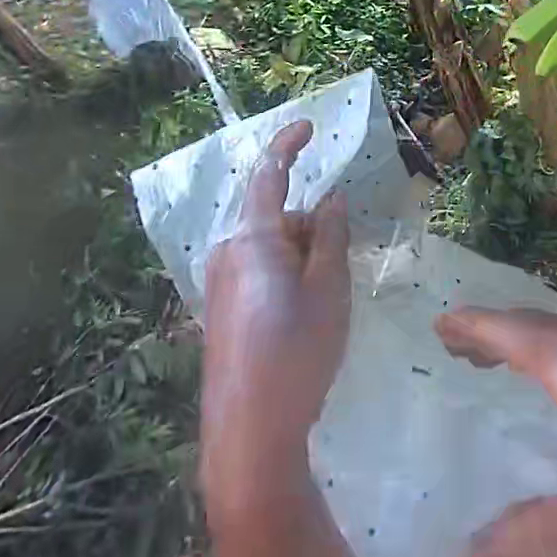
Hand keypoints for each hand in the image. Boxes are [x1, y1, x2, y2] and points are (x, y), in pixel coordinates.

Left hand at [201, 120, 350, 474]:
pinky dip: (283, 277)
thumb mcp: (329, 289)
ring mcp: (217, 282)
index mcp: (253, 238)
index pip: (270, 175)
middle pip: (276, 219)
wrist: (249, 429)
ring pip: (268, 248)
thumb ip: (330, 234)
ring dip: (298, 258)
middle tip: (338, 271)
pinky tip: (297, 323)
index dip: (289, 145)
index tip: (309, 127)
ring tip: (322, 308)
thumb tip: (330, 197)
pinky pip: (256, 273)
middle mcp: (227, 251)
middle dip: (309, 230)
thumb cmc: (298, 351)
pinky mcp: (218, 309)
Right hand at [436, 309, 556, 556]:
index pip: (512, 332)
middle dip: (491, 329)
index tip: (436, 326)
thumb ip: (534, 554)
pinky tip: (555, 380)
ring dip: (523, 337)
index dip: (471, 327)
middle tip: (452, 346)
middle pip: (535, 322)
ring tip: (488, 357)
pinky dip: (554, 347)